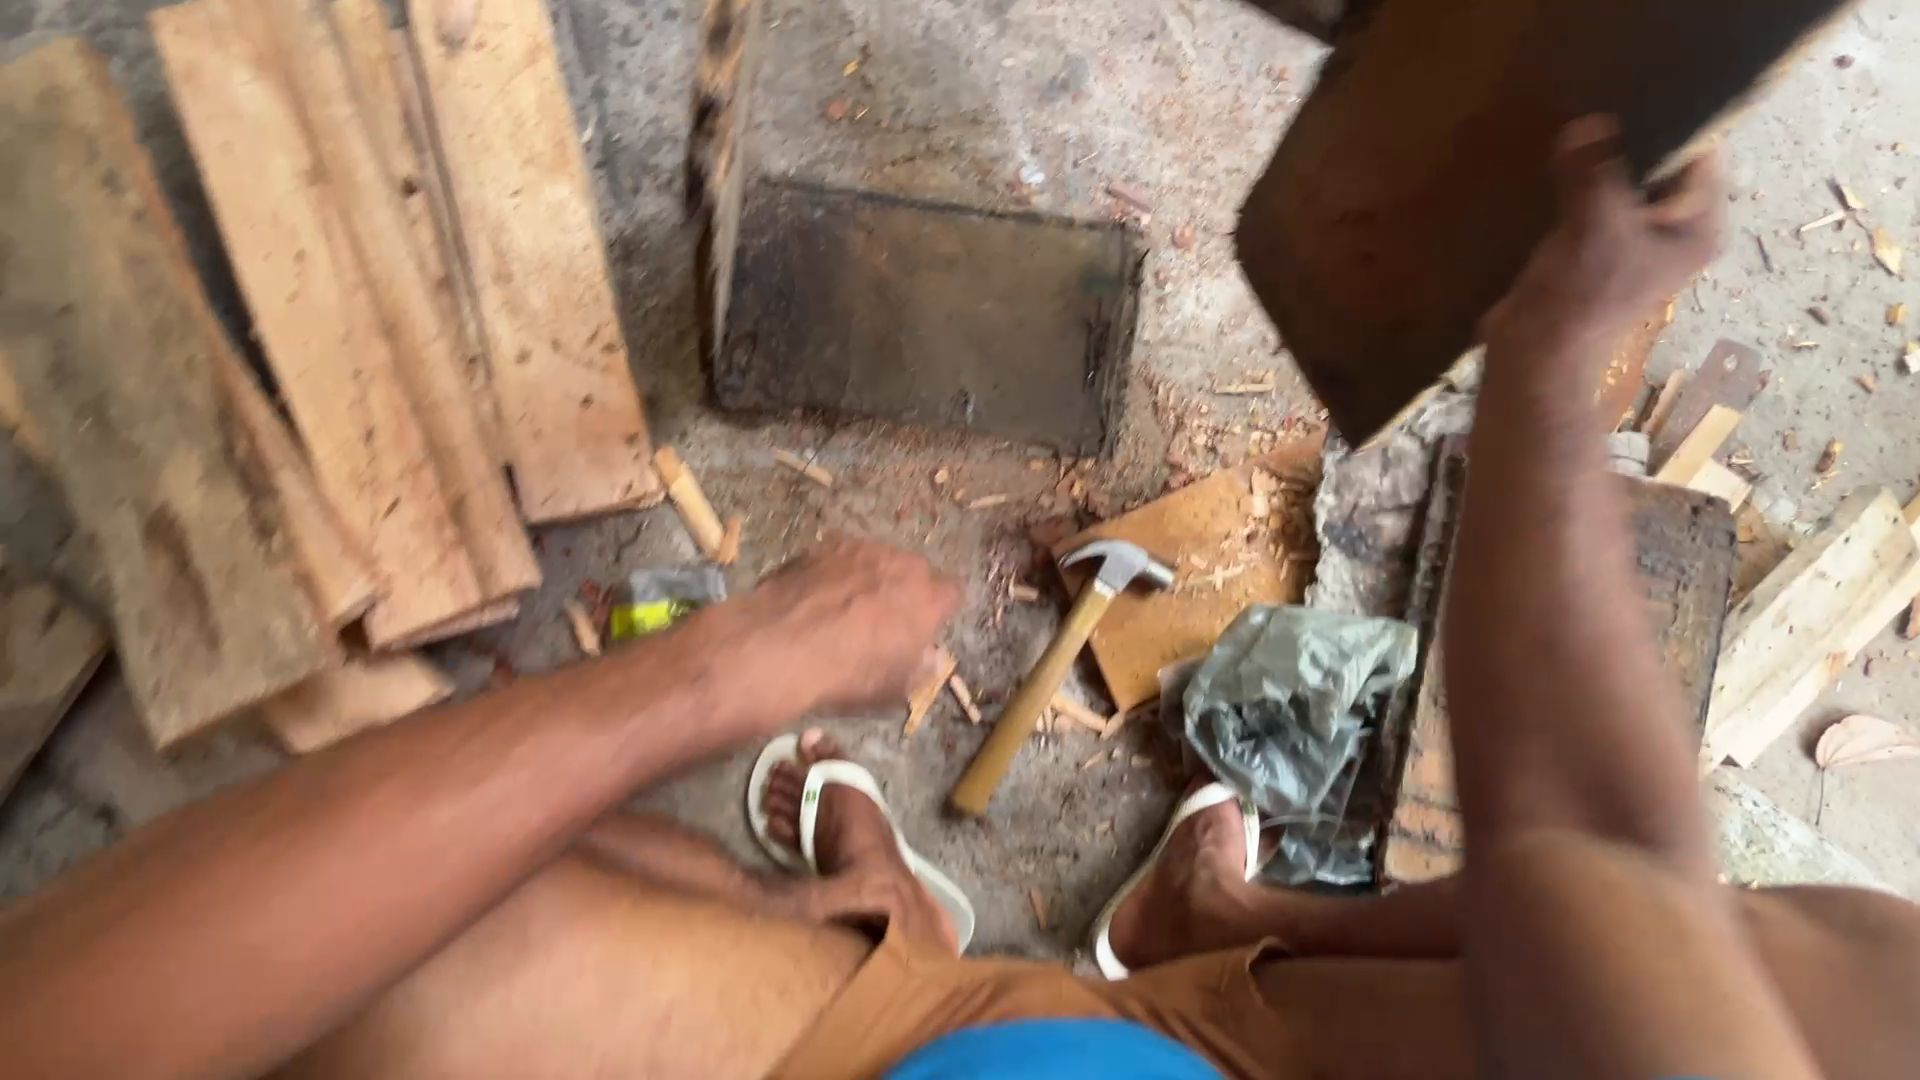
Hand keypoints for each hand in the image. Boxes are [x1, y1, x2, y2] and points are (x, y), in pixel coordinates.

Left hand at [745, 537, 962, 715]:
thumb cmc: (849, 674)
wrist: (783, 646)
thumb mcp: (894, 689)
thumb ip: (922, 669)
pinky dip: (838, 571)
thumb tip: (932, 655)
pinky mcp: (826, 545)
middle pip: (915, 571)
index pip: (953, 592)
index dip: (941, 607)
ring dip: (871, 577)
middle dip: (905, 589)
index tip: (928, 623)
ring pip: (878, 560)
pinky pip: (843, 557)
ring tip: (846, 605)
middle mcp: (902, 564)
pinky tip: (819, 595)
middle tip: (884, 617)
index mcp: (927, 599)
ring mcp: (863, 549)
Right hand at [1482, 115, 1721, 372]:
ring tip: (1562, 160)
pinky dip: (1568, 208)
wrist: (1532, 358)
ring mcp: (1628, 254)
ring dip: (1588, 183)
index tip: (1623, 113)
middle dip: (1619, 157)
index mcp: (1699, 227)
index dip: (1666, 131)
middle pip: (1654, 176)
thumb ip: (1593, 172)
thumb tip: (1586, 124)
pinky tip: (1546, 196)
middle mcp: (1672, 237)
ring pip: (1615, 198)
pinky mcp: (1587, 266)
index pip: (1699, 157)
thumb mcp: (1593, 225)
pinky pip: (1585, 221)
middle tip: (1584, 133)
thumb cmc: (1578, 297)